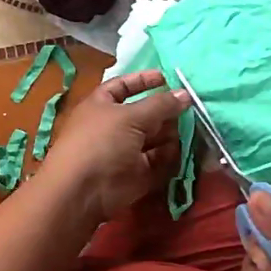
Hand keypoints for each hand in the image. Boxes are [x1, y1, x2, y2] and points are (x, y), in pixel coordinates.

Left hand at [39, 71, 189, 225]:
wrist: (82, 192)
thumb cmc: (100, 143)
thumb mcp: (130, 117)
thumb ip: (160, 104)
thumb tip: (185, 94)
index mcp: (102, 105)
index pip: (123, 86)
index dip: (143, 80)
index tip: (167, 78)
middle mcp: (114, 126)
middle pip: (145, 113)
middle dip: (165, 111)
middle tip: (188, 108)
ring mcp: (126, 151)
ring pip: (155, 138)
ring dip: (171, 134)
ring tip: (186, 130)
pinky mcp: (137, 174)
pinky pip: (158, 160)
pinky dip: (170, 156)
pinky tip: (181, 151)